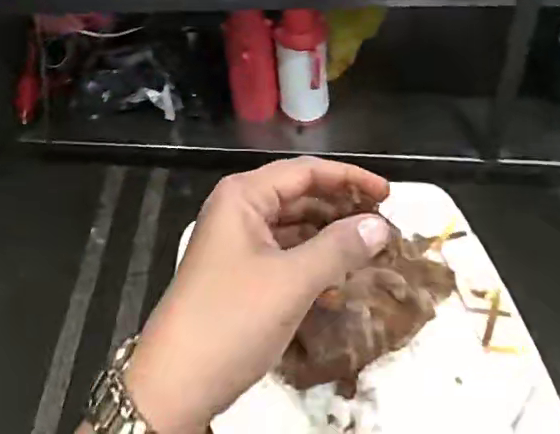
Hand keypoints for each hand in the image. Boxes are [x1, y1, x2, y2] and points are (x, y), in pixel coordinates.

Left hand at [125, 157, 393, 432]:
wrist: (172, 387)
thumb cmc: (231, 320)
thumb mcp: (291, 282)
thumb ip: (338, 249)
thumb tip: (380, 225)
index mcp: (244, 195)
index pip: (306, 171)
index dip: (349, 178)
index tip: (387, 194)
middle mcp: (239, 209)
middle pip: (300, 195)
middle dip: (341, 208)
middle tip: (383, 223)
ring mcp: (237, 242)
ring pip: (294, 226)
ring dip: (329, 237)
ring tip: (368, 250)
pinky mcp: (239, 273)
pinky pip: (283, 254)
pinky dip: (311, 262)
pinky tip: (337, 282)